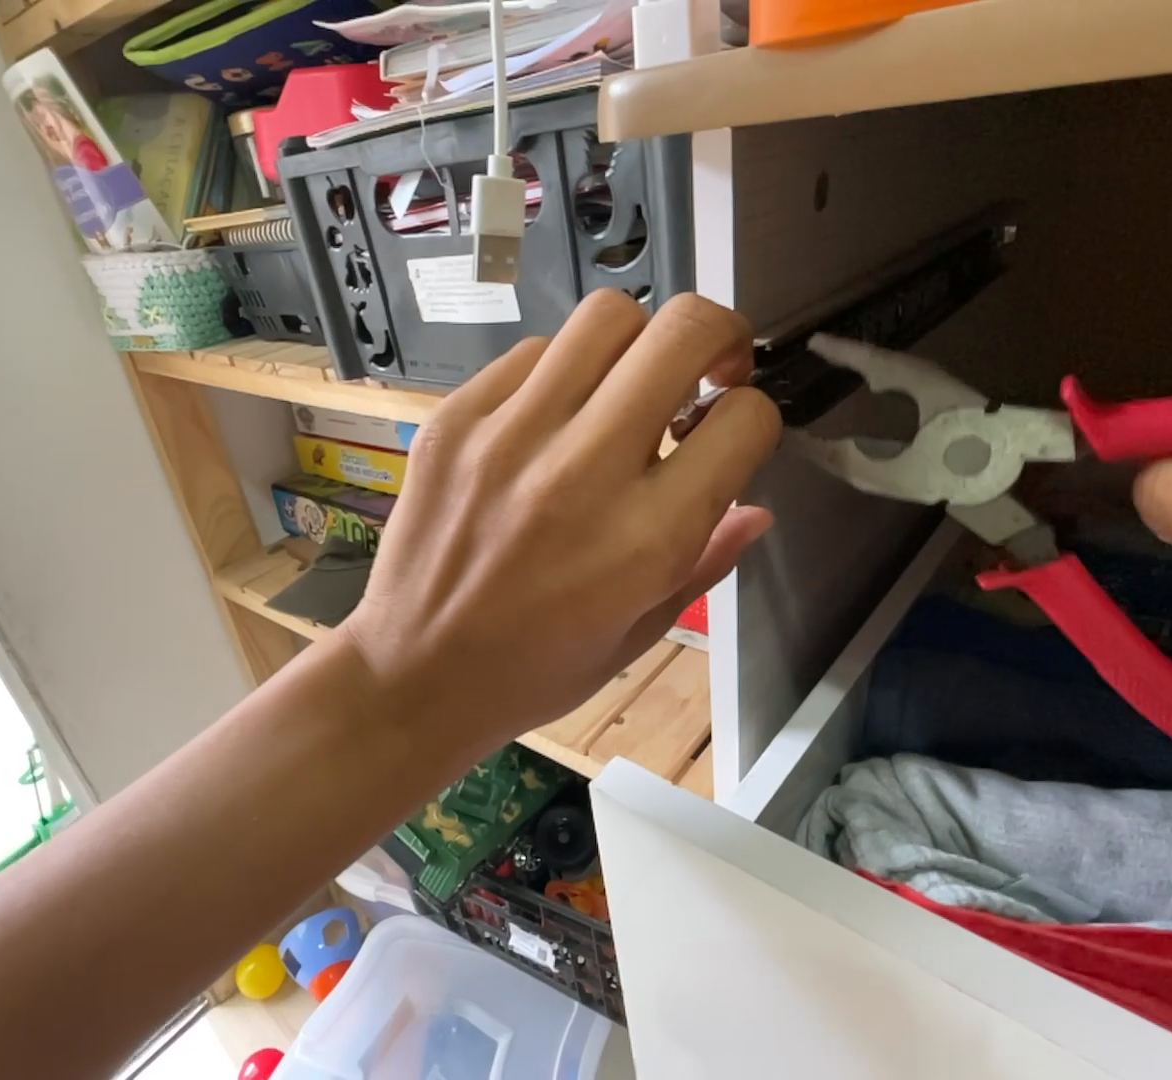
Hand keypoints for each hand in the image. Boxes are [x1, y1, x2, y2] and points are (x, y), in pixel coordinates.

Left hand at [336, 291, 779, 757]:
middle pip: (684, 331)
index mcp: (647, 538)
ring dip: (637, 344)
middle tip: (706, 372)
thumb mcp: (639, 633)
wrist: (414, 673)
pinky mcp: (456, 419)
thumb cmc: (536, 669)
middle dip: (718, 337)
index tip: (729, 434)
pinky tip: (551, 419)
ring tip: (624, 391)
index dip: (752, 418)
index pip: (744, 420)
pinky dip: (561, 372)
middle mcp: (584, 470)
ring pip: (607, 317)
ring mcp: (510, 435)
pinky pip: (532, 352)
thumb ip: (707, 561)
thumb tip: (757, 508)